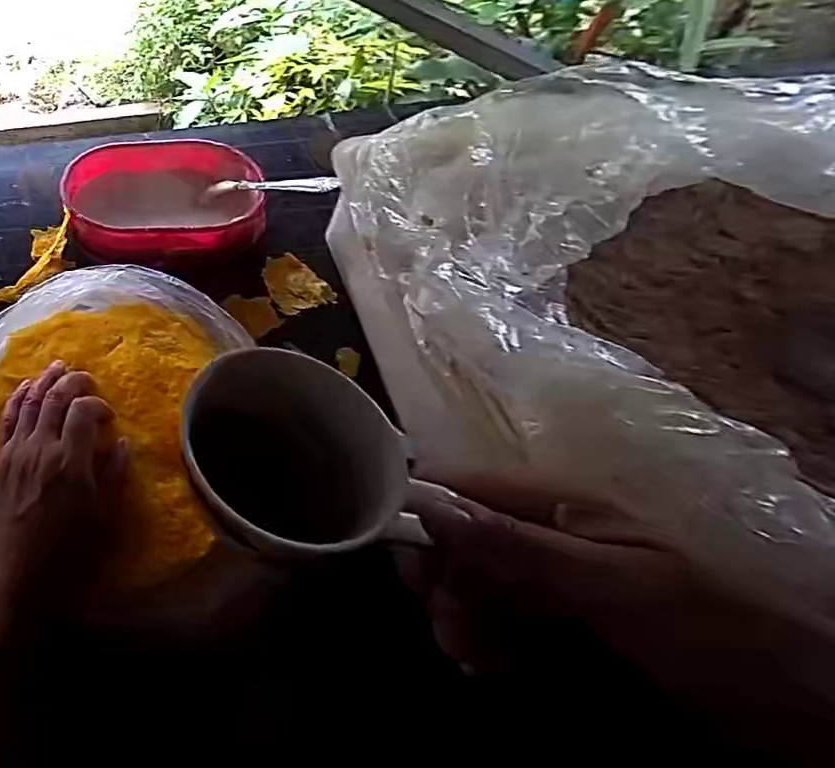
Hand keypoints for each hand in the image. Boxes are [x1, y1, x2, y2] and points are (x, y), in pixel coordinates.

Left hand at [0, 362, 126, 619]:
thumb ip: (113, 476)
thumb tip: (120, 442)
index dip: (97, 403)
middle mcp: (40, 448)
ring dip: (45, 379)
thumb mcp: (102, 519)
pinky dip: (18, 396)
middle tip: (86, 377)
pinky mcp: (0, 456)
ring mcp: (16, 450)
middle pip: (54, 398)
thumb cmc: (67, 551)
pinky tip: (27, 386)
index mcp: (70, 464)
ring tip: (58, 367)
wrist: (17, 569)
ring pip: (30, 401)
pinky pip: (8, 416)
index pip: (82, 412)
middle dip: (73, 380)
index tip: (108, 414)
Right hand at [401, 471, 834, 757]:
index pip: (455, 487)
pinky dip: (492, 631)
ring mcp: (569, 564)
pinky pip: (512, 606)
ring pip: (482, 573)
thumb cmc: (738, 637)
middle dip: (444, 582)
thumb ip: (517, 545)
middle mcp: (554, 521)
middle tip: (448, 636)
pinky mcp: (583, 606)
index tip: (410, 578)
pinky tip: (492, 661)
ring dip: (464, 613)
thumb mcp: (623, 589)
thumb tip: (423, 505)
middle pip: (461, 534)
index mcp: (561, 497)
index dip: (417, 520)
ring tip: (471, 659)